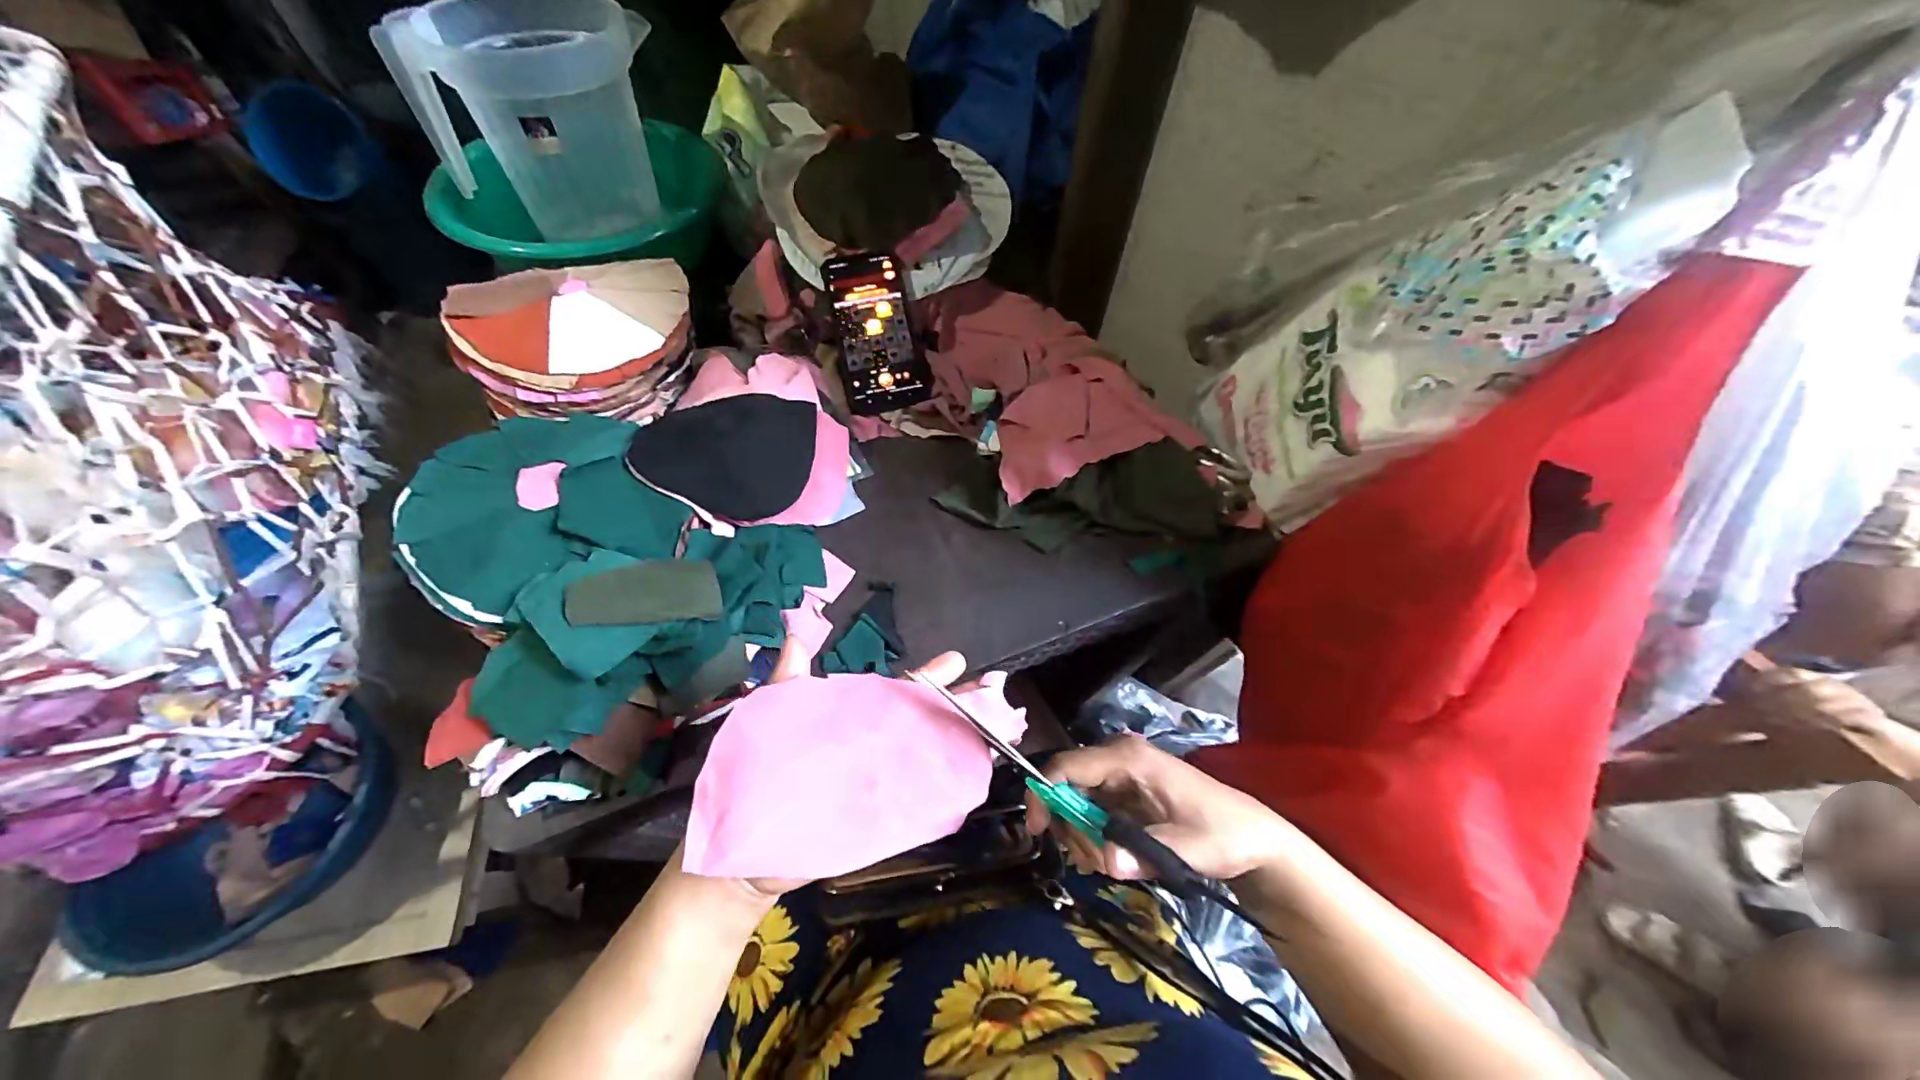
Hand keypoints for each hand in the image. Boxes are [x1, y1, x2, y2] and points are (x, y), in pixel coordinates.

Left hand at [730, 649, 978, 900]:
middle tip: (993, 694)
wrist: (745, 845)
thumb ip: (787, 682)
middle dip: (961, 706)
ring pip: (930, 753)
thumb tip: (794, 636)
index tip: (956, 662)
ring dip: (963, 740)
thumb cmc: (758, 773)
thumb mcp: (771, 719)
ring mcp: (882, 780)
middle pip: (925, 721)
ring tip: (997, 730)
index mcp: (853, 717)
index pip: (899, 692)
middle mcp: (874, 745)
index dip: (928, 678)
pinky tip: (974, 775)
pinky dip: (948, 784)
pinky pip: (921, 796)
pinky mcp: (882, 815)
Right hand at [1026, 734, 1296, 882]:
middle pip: (1067, 785)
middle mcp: (1118, 758)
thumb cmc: (1223, 835)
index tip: (1036, 831)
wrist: (1252, 836)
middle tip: (1094, 863)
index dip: (1044, 794)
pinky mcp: (1123, 791)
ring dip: (1081, 835)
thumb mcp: (1189, 850)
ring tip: (1108, 863)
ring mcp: (1120, 774)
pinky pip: (1090, 808)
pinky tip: (1109, 856)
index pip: (1067, 766)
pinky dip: (1091, 834)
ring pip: (1075, 799)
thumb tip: (1107, 861)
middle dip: (1070, 826)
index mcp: (1129, 759)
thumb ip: (1146, 855)